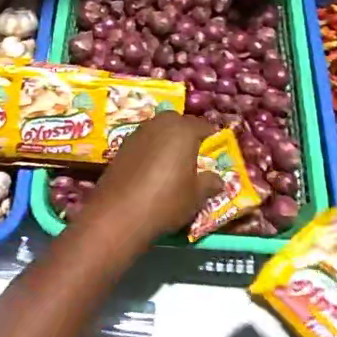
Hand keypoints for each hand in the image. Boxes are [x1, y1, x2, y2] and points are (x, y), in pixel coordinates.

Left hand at [78, 113, 222, 244]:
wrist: (119, 214)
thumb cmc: (166, 200)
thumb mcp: (196, 196)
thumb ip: (209, 183)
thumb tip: (218, 180)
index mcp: (183, 130)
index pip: (203, 126)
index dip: (211, 138)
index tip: (214, 151)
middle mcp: (159, 124)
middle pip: (177, 122)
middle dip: (186, 134)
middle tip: (192, 155)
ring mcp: (137, 133)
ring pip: (157, 130)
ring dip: (165, 141)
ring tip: (171, 163)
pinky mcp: (121, 147)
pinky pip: (143, 143)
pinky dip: (149, 151)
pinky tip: (150, 170)